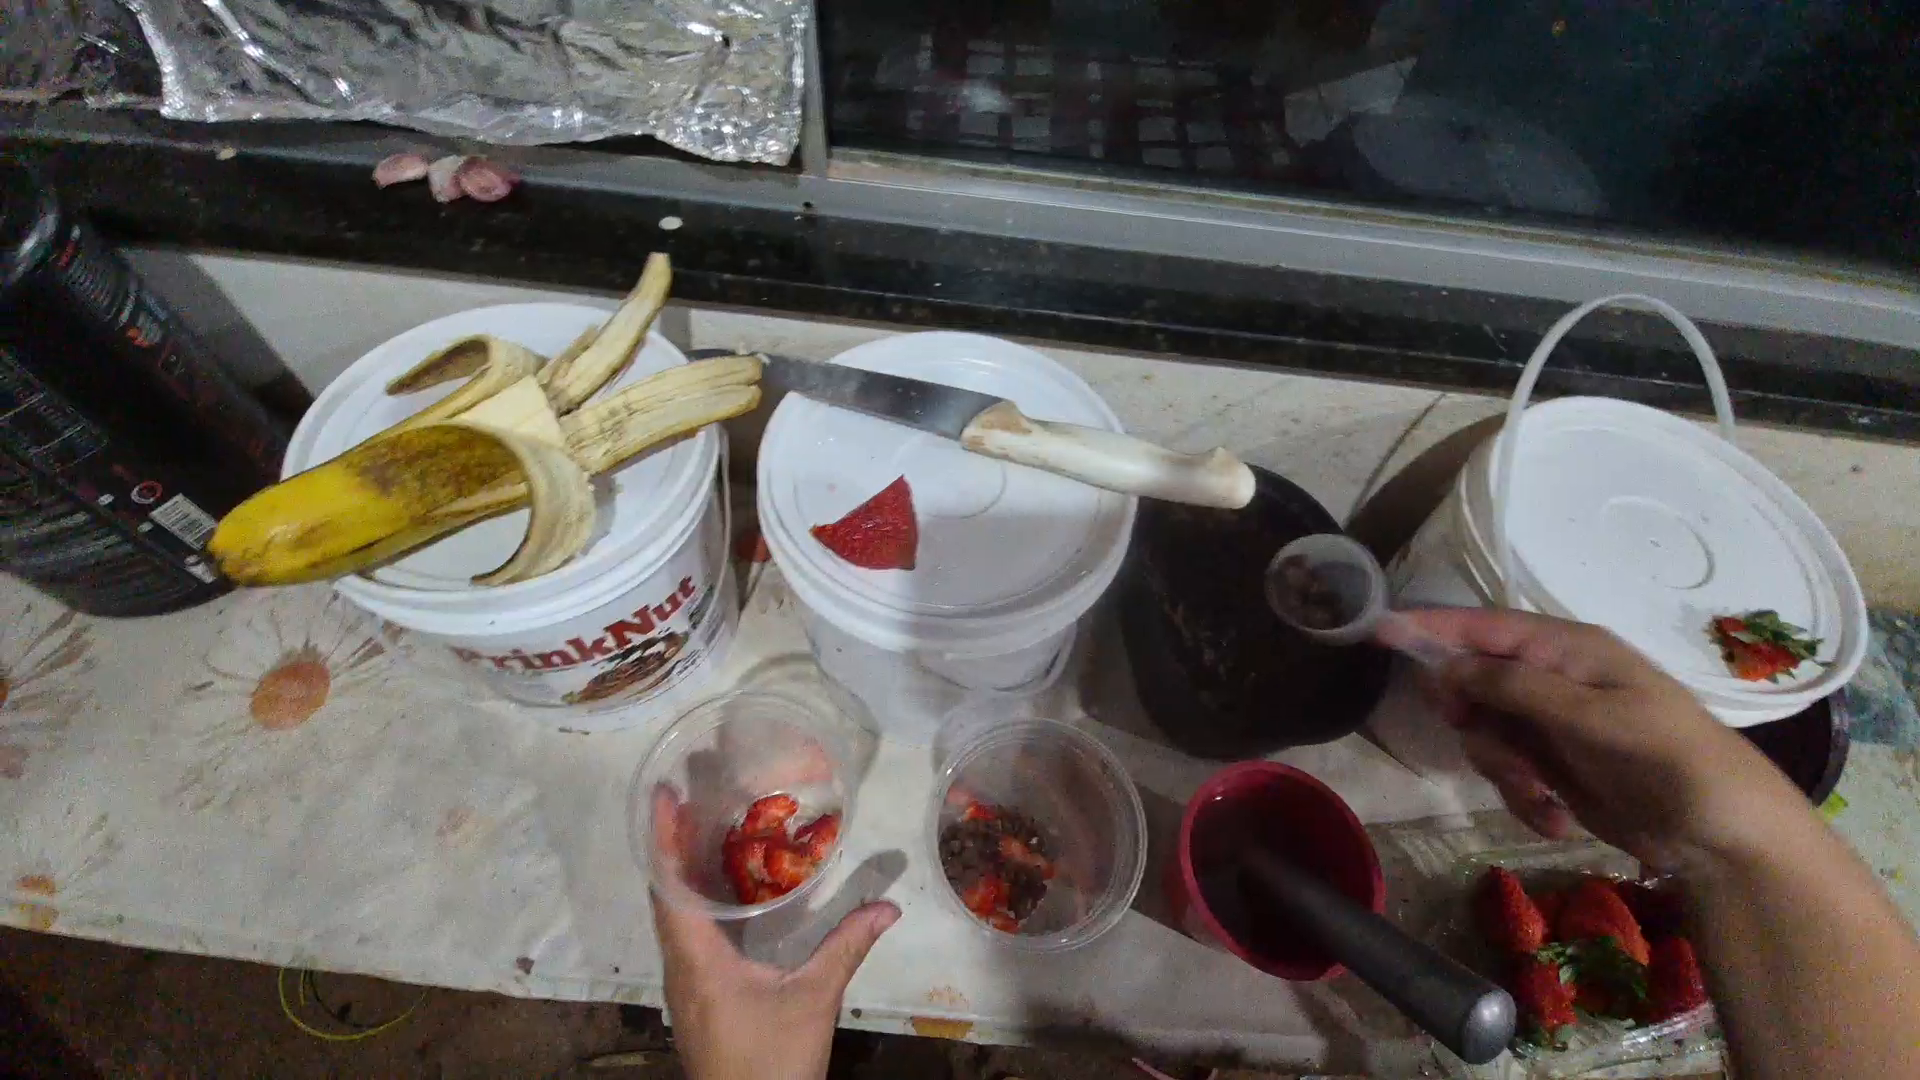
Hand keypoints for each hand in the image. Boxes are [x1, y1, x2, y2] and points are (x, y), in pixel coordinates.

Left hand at [648, 791, 897, 1079]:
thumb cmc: (773, 1062)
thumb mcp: (814, 1001)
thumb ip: (847, 947)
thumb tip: (890, 907)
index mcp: (697, 962)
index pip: (670, 890)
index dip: (664, 840)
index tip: (665, 796)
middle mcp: (680, 966)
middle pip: (665, 894)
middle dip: (670, 842)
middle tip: (686, 795)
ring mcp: (685, 982)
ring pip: (672, 914)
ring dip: (679, 868)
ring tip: (698, 825)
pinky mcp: (696, 993)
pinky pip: (686, 931)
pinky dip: (694, 896)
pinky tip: (721, 884)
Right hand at [1391, 608, 1805, 868]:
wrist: (1727, 839)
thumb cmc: (1667, 759)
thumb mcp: (1591, 716)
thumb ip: (1514, 684)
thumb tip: (1446, 666)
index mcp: (1565, 650)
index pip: (1481, 626)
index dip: (1428, 626)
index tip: (1379, 629)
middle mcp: (1549, 679)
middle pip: (1468, 680)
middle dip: (1470, 714)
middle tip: (1473, 731)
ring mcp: (1546, 722)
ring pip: (1480, 730)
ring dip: (1501, 765)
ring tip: (1539, 791)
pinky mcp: (1547, 763)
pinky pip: (1502, 768)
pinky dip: (1521, 795)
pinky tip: (1554, 814)